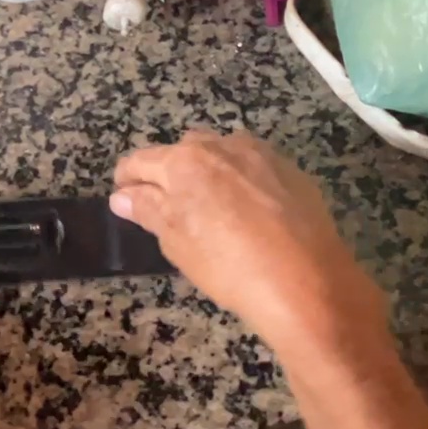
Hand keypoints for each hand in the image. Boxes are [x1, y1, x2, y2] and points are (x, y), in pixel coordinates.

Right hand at [112, 130, 386, 351]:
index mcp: (184, 162)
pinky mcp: (290, 170)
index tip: (124, 199)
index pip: (140, 161)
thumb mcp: (176, 242)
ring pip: (220, 154)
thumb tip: (122, 196)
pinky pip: (251, 166)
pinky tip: (246, 214)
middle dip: (168, 174)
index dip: (126, 180)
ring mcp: (260, 154)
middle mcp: (221, 146)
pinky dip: (239, 181)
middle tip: (167, 210)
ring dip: (206, 173)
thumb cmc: (228, 266)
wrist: (305, 282)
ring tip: (209, 210)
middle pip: (182, 151)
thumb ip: (147, 210)